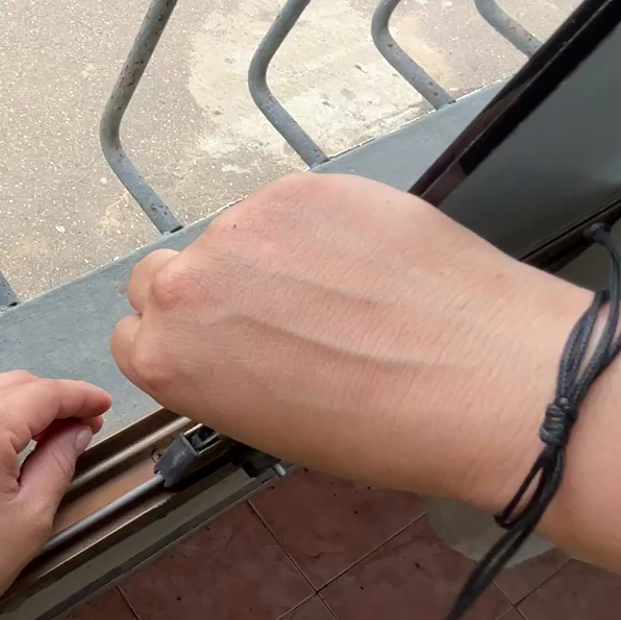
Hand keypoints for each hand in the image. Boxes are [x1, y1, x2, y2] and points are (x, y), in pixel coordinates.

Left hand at [0, 371, 113, 619]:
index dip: (81, 396)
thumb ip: (59, 461)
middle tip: (84, 425)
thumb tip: (79, 429)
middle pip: (14, 384)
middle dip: (53, 398)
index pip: (44, 393)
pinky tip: (6, 440)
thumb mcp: (30, 517)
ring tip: (50, 434)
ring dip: (21, 404)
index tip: (106, 405)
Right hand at [111, 172, 587, 508]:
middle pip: (160, 275)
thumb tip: (213, 335)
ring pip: (227, 238)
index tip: (209, 343)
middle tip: (262, 312)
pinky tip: (358, 260)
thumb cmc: (378, 429)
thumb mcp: (258, 421)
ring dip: (259, 257)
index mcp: (165, 356)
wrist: (488, 385)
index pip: (132, 331)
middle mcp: (184, 287)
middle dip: (199, 293)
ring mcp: (239, 229)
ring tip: (332, 289)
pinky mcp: (298, 190)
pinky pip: (283, 208)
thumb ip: (208, 369)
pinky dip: (310, 228)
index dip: (175, 340)